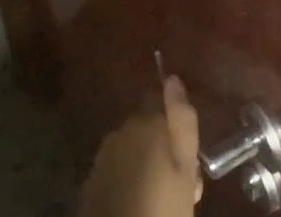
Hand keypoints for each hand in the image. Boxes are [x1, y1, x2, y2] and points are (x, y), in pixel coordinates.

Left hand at [79, 76, 202, 216]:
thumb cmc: (162, 206)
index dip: (177, 120)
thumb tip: (173, 77)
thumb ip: (181, 120)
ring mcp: (102, 156)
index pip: (160, 97)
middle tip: (184, 182)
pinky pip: (118, 169)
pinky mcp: (92, 181)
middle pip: (147, 126)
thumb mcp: (185, 166)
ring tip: (164, 196)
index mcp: (145, 123)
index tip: (189, 148)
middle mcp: (120, 131)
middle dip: (165, 146)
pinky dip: (130, 180)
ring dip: (148, 164)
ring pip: (132, 149)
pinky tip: (140, 203)